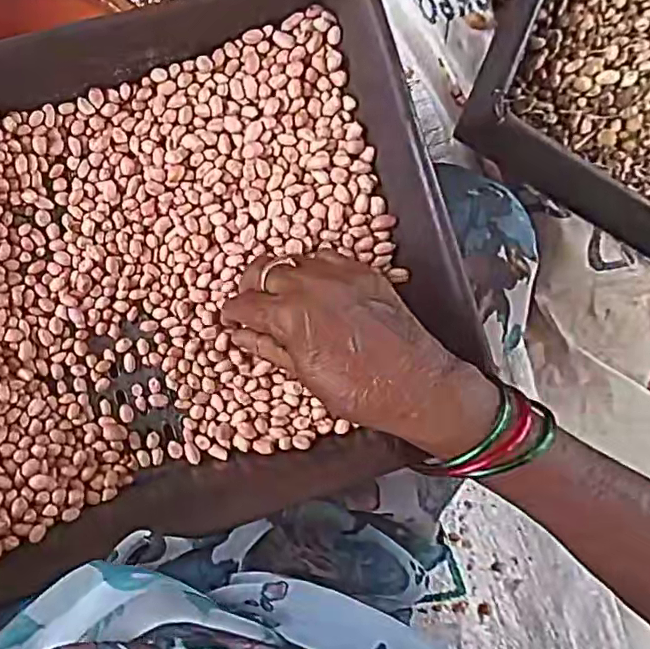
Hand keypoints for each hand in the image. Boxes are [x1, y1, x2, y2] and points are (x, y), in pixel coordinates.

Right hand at [219, 251, 499, 458]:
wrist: (418, 386)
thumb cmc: (361, 391)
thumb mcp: (304, 375)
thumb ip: (269, 348)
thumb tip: (243, 336)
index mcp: (288, 316)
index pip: (244, 303)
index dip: (232, 312)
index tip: (231, 318)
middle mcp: (309, 287)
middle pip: (262, 271)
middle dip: (250, 287)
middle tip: (251, 303)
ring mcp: (338, 276)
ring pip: (291, 259)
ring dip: (279, 274)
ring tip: (280, 293)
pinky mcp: (363, 273)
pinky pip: (324, 257)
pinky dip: (311, 267)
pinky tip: (312, 284)